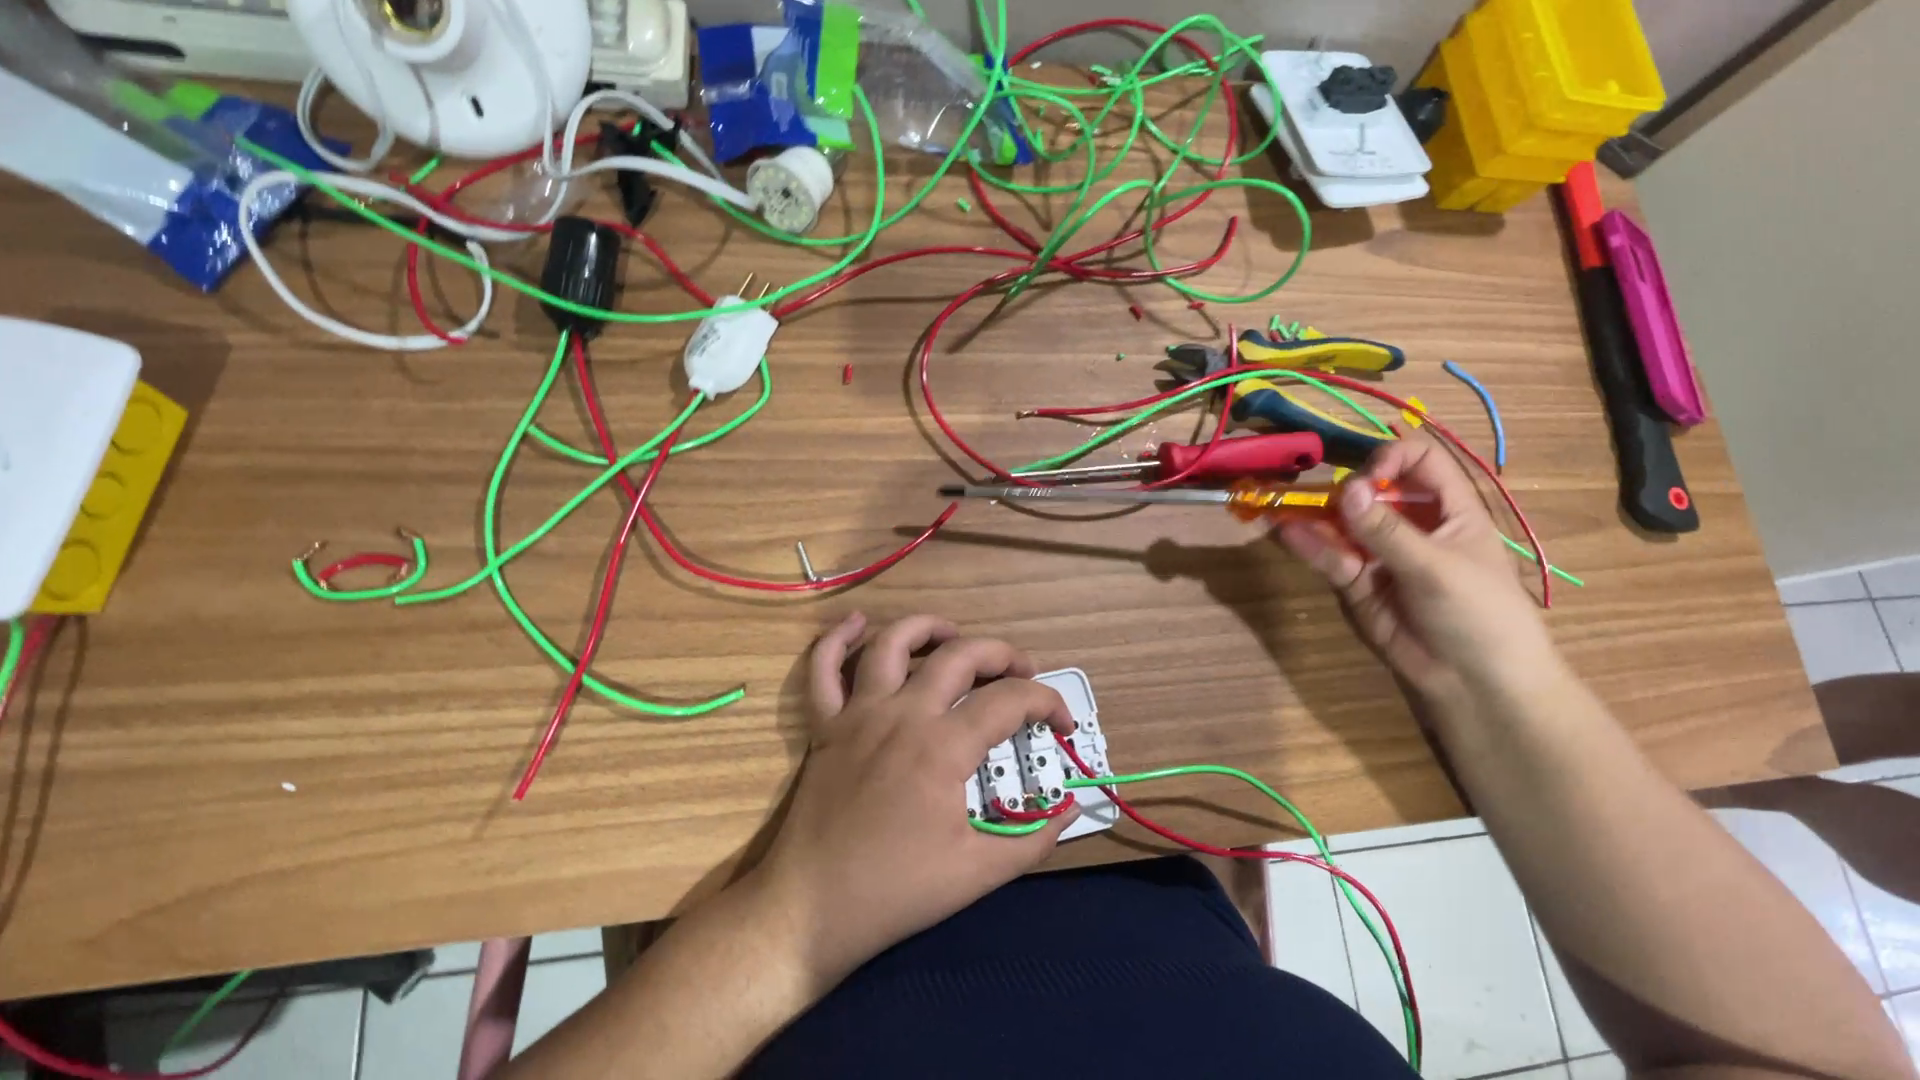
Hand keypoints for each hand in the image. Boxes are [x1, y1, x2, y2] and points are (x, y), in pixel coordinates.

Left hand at [749, 613, 1077, 987]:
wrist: (812, 907)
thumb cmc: (897, 891)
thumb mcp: (980, 873)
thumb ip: (1035, 839)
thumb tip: (1072, 811)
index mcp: (943, 747)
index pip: (1010, 701)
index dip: (1048, 703)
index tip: (1063, 726)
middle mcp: (902, 715)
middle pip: (960, 656)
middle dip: (1002, 654)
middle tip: (1023, 673)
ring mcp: (857, 715)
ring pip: (892, 644)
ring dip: (929, 628)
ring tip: (955, 636)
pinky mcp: (824, 726)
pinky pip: (822, 669)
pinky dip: (837, 639)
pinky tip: (857, 624)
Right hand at [1275, 430, 1560, 709]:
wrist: (1477, 682)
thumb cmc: (1478, 612)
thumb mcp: (1435, 567)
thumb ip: (1386, 530)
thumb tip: (1344, 489)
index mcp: (1449, 509)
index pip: (1420, 461)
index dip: (1392, 457)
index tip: (1368, 474)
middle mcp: (1413, 525)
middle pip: (1373, 489)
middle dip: (1345, 489)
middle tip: (1327, 502)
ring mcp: (1383, 555)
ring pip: (1345, 524)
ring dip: (1317, 515)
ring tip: (1283, 508)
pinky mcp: (1359, 584)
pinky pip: (1331, 557)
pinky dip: (1309, 545)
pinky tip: (1288, 533)